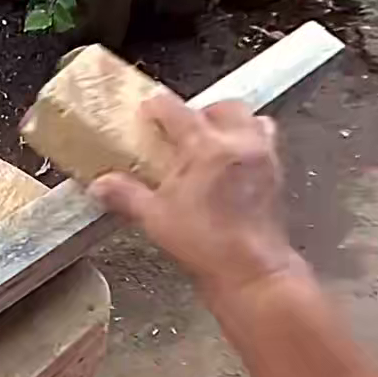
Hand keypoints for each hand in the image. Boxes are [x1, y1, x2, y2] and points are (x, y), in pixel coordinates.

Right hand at [89, 96, 304, 301]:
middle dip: (201, 112)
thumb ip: (126, 195)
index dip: (158, 106)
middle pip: (222, 106)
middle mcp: (238, 143)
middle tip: (183, 129)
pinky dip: (249, 143)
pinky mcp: (276, 174)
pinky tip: (234, 165)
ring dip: (231, 123)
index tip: (149, 108)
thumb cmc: (208, 244)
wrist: (250, 270)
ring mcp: (262, 156)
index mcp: (205, 147)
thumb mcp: (155, 218)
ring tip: (213, 141)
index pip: (176, 109)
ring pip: (250, 118)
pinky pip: (265, 142)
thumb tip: (102, 185)